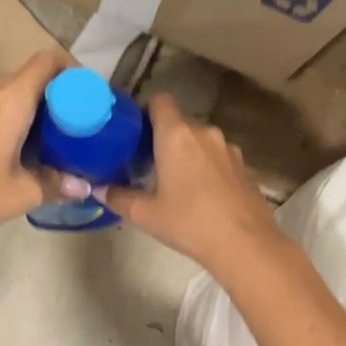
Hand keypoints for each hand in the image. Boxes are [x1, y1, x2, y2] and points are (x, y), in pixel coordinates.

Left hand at [0, 51, 67, 235]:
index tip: (83, 94)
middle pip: (26, 80)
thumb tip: (82, 186)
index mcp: (9, 101)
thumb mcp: (21, 194)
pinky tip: (1, 150)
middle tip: (66, 128)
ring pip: (2, 95)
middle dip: (49, 99)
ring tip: (35, 142)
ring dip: (22, 112)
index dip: (70, 70)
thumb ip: (55, 184)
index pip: (47, 62)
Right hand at [102, 94, 286, 272]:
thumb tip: (98, 189)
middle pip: (180, 123)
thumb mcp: (146, 214)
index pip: (160, 101)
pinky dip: (209, 169)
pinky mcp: (246, 168)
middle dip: (164, 139)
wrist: (245, 244)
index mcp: (177, 135)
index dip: (146, 112)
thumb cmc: (189, 223)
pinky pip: (220, 159)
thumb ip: (119, 197)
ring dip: (189, 154)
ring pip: (202, 141)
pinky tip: (205, 196)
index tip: (135, 134)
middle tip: (149, 165)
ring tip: (178, 182)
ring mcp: (230, 149)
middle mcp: (205, 133)